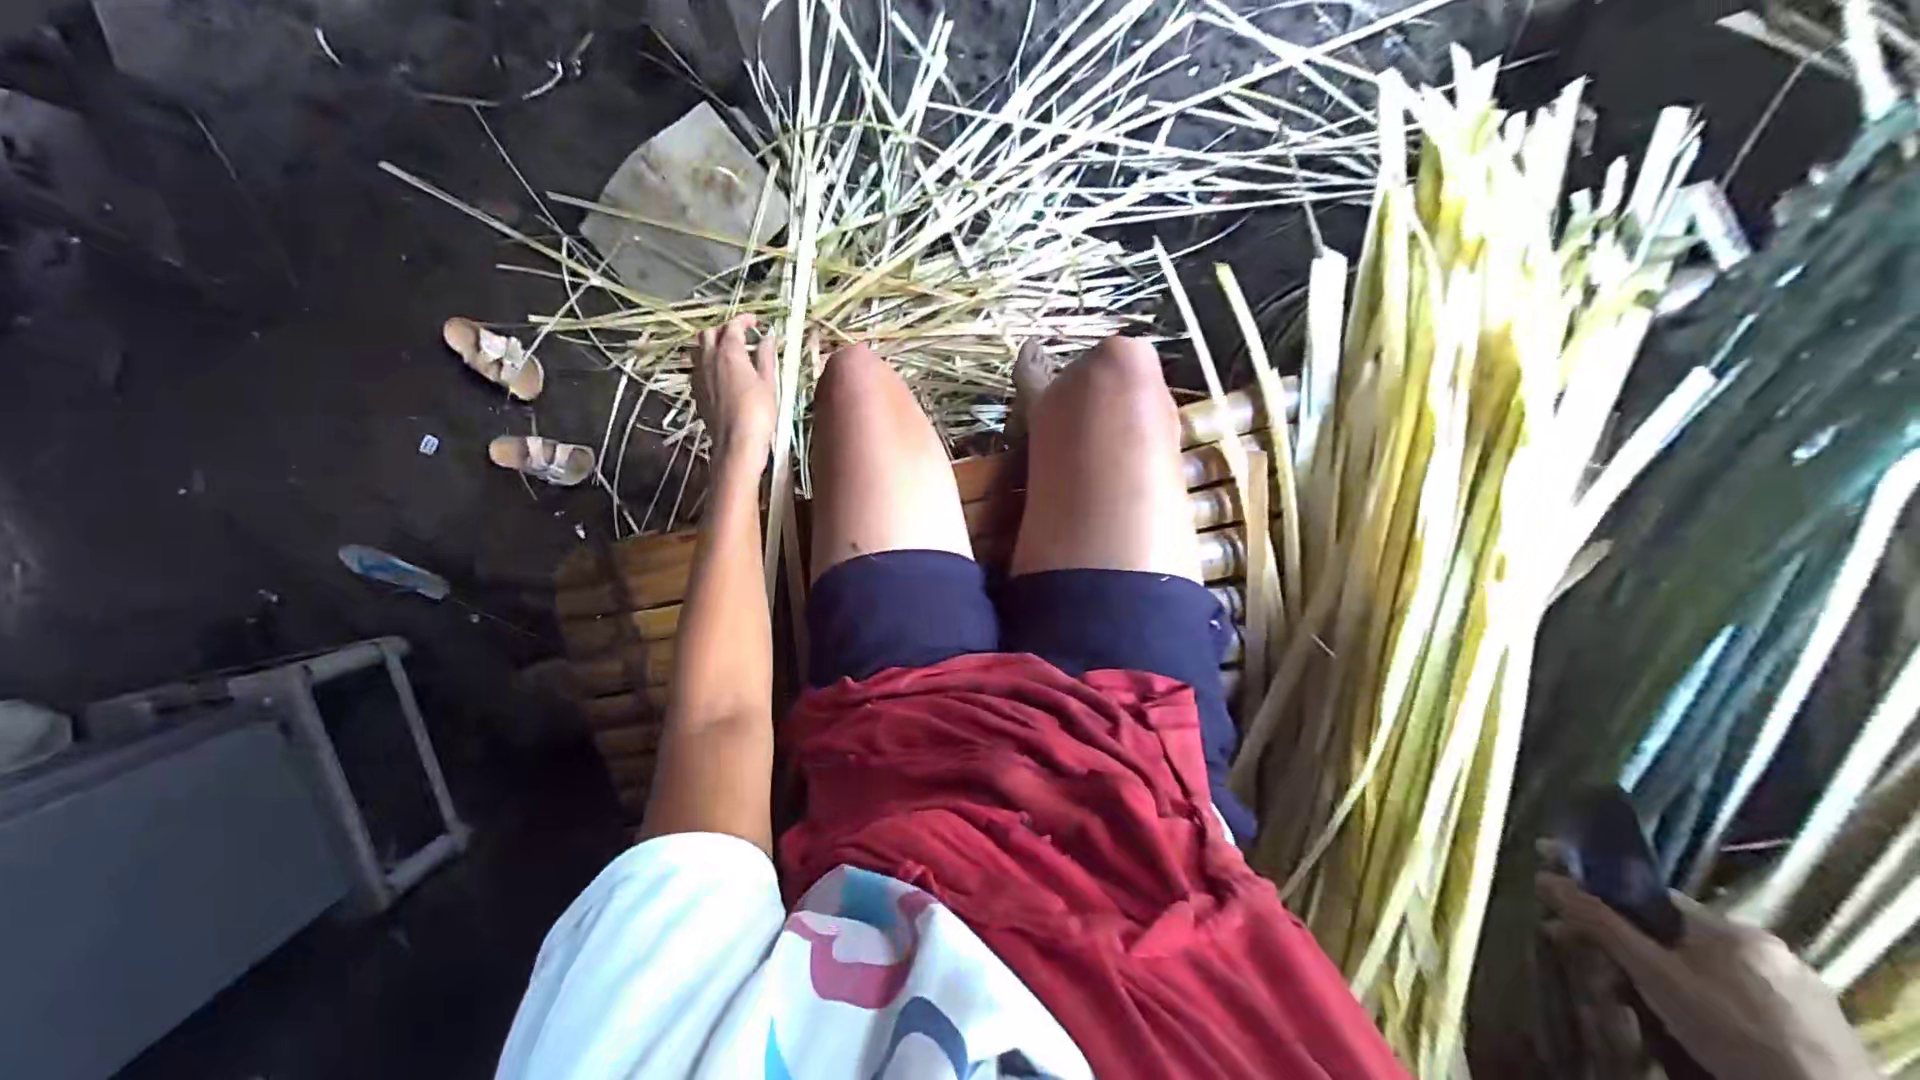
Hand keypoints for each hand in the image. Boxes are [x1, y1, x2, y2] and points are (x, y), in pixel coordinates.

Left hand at [691, 314, 776, 468]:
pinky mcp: (696, 391)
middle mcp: (709, 359)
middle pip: (709, 333)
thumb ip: (766, 357)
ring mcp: (699, 375)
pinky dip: (707, 362)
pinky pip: (697, 367)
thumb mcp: (768, 382)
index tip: (755, 321)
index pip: (733, 326)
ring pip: (698, 348)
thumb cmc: (758, 412)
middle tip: (741, 335)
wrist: (737, 441)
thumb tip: (768, 338)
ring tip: (727, 351)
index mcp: (729, 352)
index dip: (743, 320)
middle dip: (724, 329)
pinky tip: (719, 372)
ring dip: (711, 344)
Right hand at [1537, 872, 1876, 1079]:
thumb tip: (1545, 877)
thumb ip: (1600, 923)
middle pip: (1677, 932)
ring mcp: (1798, 982)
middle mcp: (1766, 942)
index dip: (1605, 902)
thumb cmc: (1730, 1032)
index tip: (1567, 910)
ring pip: (1708, 962)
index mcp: (1728, 925)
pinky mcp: (1816, 1018)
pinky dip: (1707, 995)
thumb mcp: (1654, 977)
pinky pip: (1741, 989)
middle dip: (1630, 945)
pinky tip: (1696, 1020)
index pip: (1651, 897)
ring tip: (1641, 999)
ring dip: (1667, 972)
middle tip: (1597, 968)